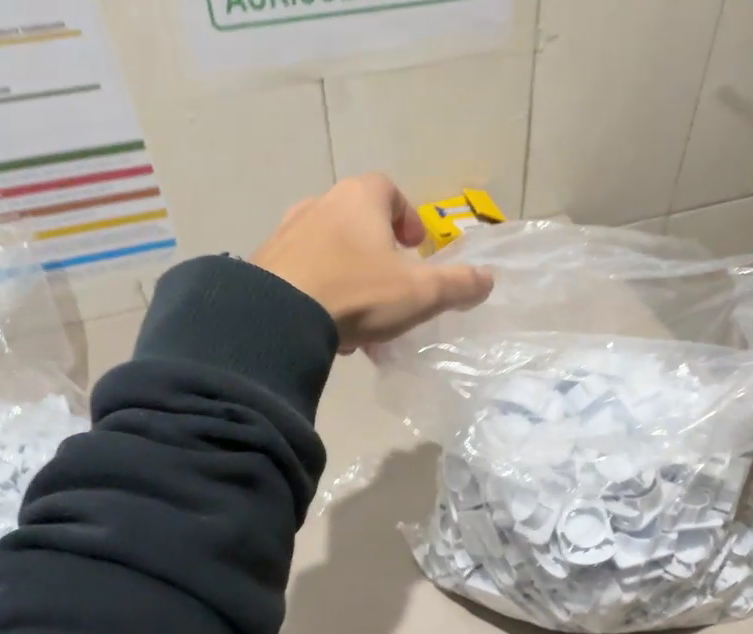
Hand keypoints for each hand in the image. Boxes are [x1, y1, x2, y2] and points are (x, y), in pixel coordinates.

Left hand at [253, 174, 494, 352]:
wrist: (277, 317)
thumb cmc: (357, 293)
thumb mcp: (420, 293)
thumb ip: (458, 285)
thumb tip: (488, 278)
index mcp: (359, 199)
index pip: (388, 189)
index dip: (406, 216)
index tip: (416, 248)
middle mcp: (319, 204)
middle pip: (356, 218)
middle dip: (377, 249)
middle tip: (391, 282)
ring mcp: (286, 233)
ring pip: (327, 247)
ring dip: (348, 272)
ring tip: (360, 312)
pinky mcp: (263, 263)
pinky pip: (301, 271)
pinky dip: (319, 290)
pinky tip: (327, 325)